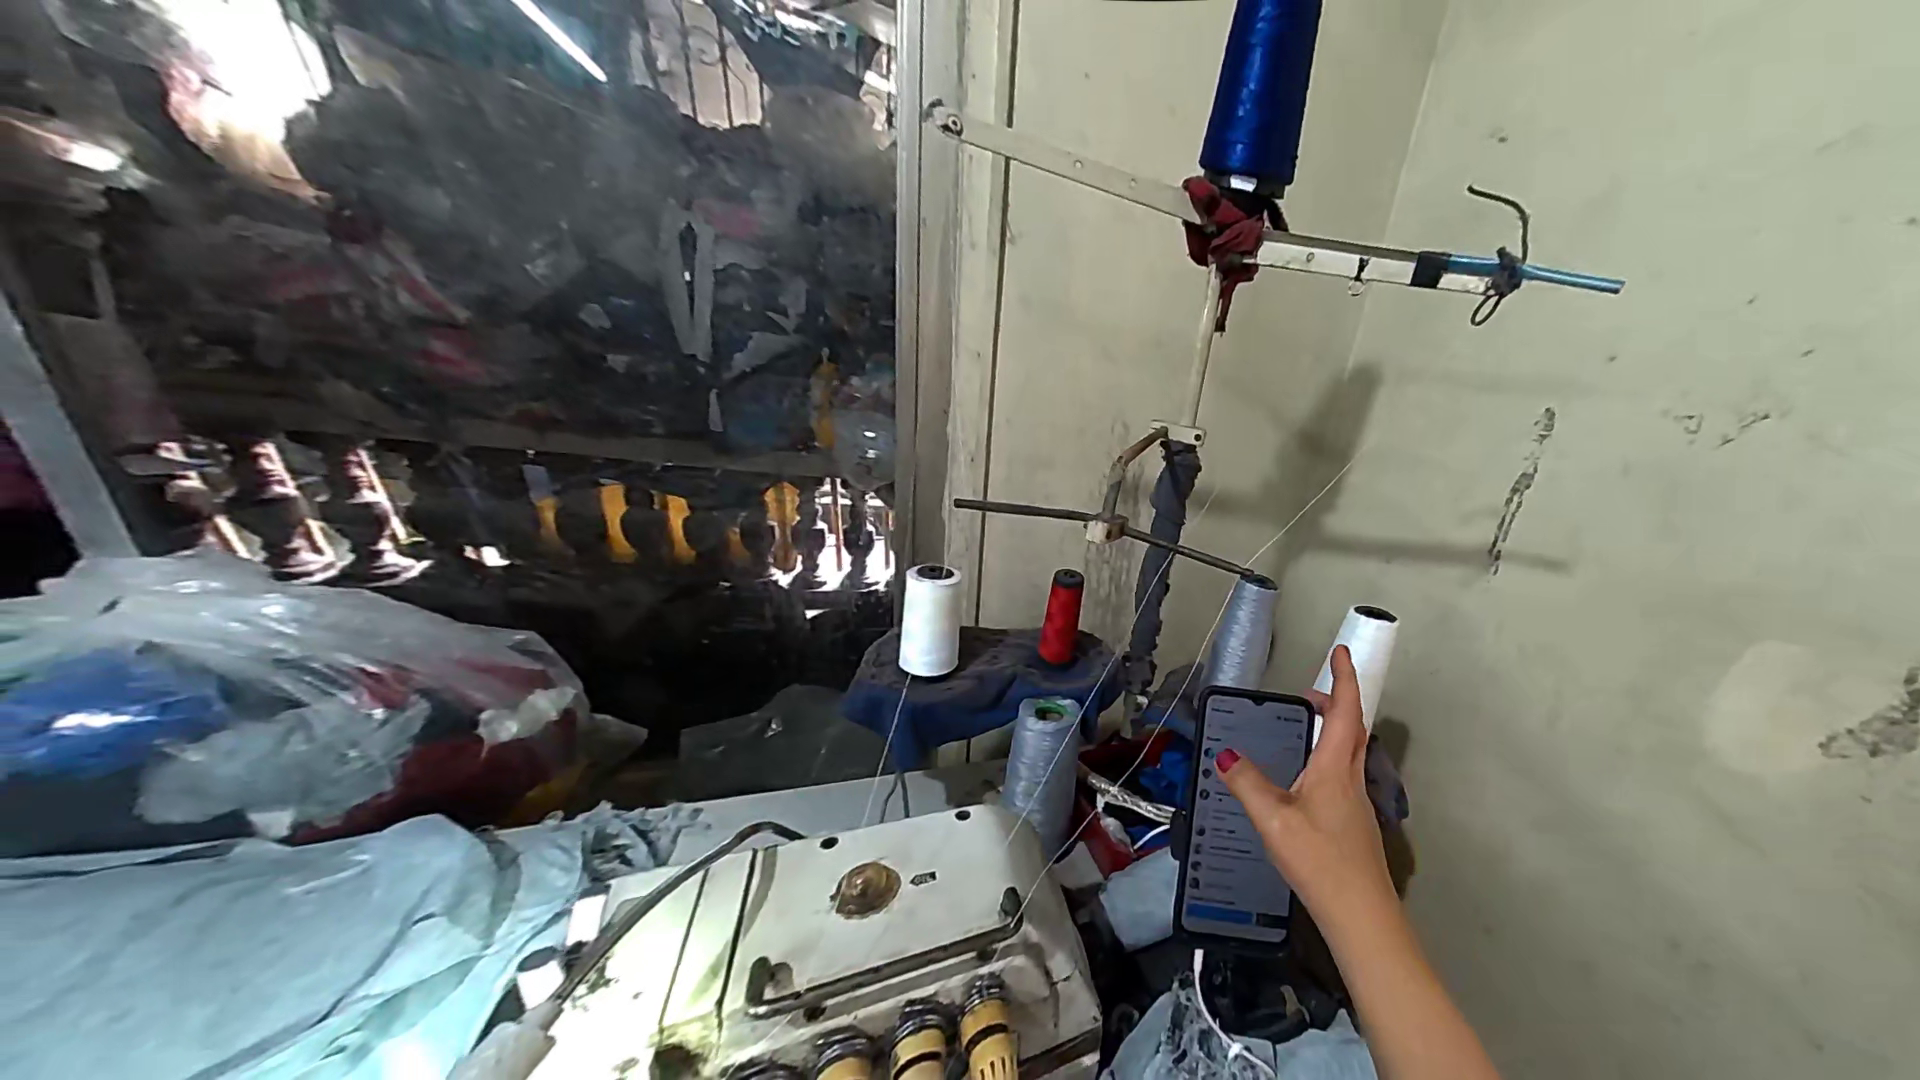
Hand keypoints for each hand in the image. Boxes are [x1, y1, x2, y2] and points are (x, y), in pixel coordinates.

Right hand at [1216, 645, 1395, 934]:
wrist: (1362, 917)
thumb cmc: (1321, 861)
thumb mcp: (1273, 820)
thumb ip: (1247, 783)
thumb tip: (1225, 754)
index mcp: (1335, 768)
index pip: (1346, 712)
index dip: (1345, 679)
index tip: (1341, 652)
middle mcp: (1351, 779)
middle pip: (1351, 728)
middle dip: (1335, 701)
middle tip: (1309, 691)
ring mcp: (1356, 801)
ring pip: (1348, 751)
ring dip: (1332, 727)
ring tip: (1304, 724)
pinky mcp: (1353, 821)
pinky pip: (1342, 771)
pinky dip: (1327, 754)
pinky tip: (1303, 775)